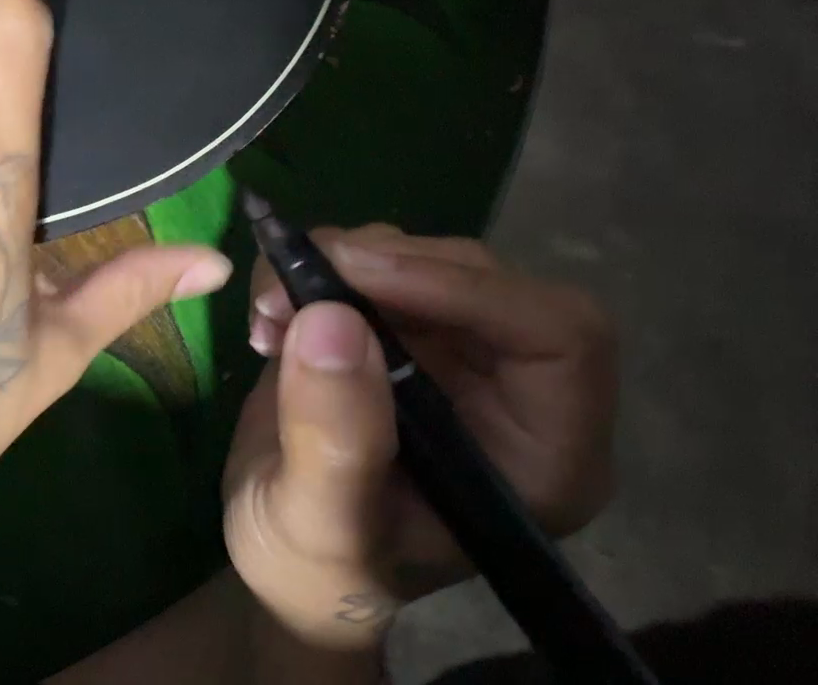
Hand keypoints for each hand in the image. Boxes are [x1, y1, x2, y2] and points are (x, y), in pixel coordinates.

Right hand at [223, 226, 616, 649]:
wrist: (283, 554)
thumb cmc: (316, 563)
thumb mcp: (319, 520)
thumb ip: (334, 436)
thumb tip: (331, 317)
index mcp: (541, 454)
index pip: (558, 337)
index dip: (465, 290)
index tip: (351, 276)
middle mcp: (512, 394)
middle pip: (486, 283)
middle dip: (382, 267)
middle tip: (288, 286)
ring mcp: (454, 359)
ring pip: (423, 261)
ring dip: (336, 262)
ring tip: (267, 310)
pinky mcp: (397, 335)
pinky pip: (371, 266)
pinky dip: (312, 267)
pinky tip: (271, 313)